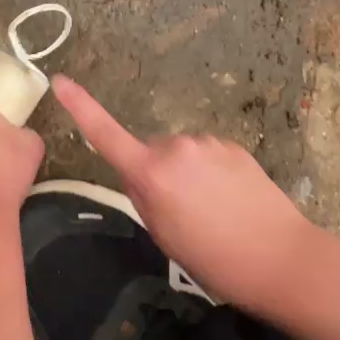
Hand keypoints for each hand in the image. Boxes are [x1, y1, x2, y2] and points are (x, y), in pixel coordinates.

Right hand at [52, 75, 316, 307]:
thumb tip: (139, 175)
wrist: (280, 257)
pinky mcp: (233, 146)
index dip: (80, 107)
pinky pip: (208, 156)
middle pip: (152, 153)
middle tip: (182, 216)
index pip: (106, 135)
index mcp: (152, 173)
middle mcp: (176, 147)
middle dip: (158, 175)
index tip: (60, 80)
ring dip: (188, 176)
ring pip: (182, 156)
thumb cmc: (215, 259)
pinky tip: (232, 204)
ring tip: (213, 215)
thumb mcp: (164, 237)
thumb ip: (144, 198)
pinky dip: (212, 175)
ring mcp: (208, 142)